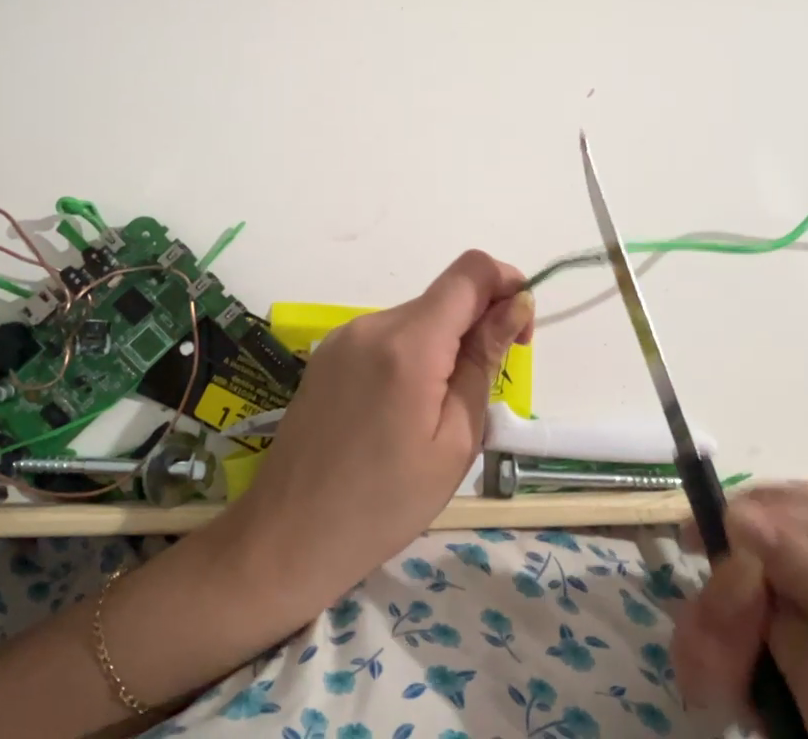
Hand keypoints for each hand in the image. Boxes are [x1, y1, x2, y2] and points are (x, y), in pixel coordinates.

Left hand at [229, 250, 534, 610]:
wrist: (288, 536)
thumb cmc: (385, 503)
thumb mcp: (456, 440)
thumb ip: (484, 362)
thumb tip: (515, 306)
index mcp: (407, 343)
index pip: (472, 271)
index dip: (508, 285)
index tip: (519, 336)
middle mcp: (371, 325)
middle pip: (443, 298)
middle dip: (477, 328)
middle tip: (481, 396)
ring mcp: (342, 339)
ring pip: (416, 320)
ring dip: (443, 348)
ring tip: (436, 418)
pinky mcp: (326, 357)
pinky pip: (386, 340)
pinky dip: (412, 359)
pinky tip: (401, 415)